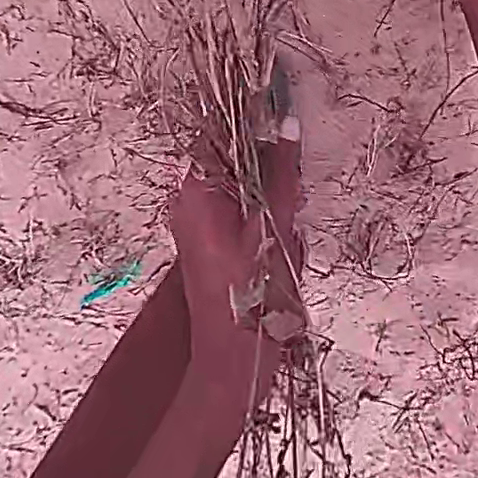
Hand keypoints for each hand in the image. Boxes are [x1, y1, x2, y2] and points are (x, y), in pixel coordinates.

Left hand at [170, 141, 302, 388]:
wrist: (233, 360)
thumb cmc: (252, 292)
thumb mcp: (274, 223)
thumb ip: (281, 170)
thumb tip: (286, 122)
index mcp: (196, 191)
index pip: (220, 133)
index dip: (252, 121)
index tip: (281, 117)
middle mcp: (188, 201)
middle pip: (231, 158)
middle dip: (266, 168)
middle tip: (290, 195)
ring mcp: (195, 222)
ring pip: (239, 184)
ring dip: (267, 195)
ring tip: (284, 231)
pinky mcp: (207, 239)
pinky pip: (237, 208)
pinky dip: (260, 214)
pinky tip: (278, 242)